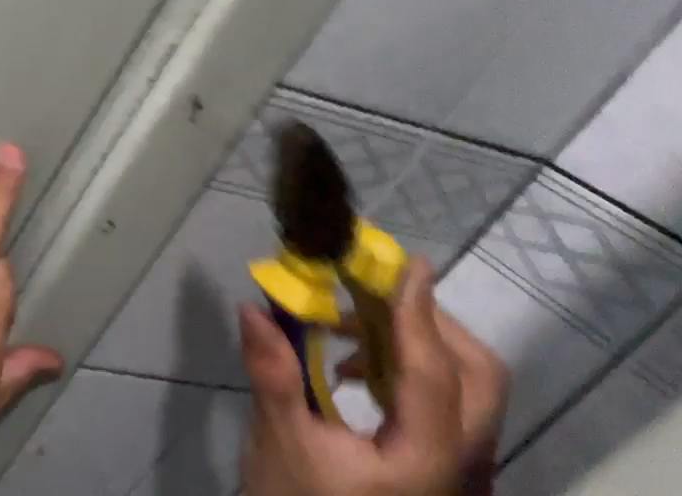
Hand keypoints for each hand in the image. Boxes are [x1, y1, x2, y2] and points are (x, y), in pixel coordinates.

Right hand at [240, 258, 507, 495]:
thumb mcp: (281, 440)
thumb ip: (274, 374)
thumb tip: (254, 308)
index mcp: (429, 456)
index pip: (434, 371)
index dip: (418, 314)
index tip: (405, 264)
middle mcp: (461, 461)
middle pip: (477, 377)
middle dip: (429, 323)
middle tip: (373, 289)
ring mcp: (455, 467)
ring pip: (465, 389)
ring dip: (415, 343)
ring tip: (346, 324)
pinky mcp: (438, 466)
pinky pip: (443, 403)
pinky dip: (405, 368)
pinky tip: (348, 368)